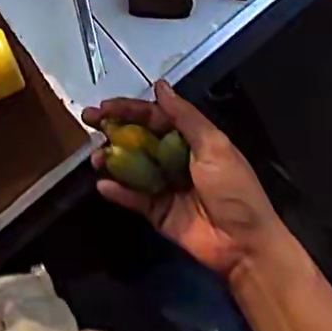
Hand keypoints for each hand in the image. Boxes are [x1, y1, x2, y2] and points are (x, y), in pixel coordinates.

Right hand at [83, 80, 286, 278]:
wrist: (244, 244)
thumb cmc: (233, 188)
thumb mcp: (214, 146)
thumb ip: (184, 116)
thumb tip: (160, 86)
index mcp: (189, 138)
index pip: (154, 116)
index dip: (130, 108)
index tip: (105, 106)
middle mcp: (172, 157)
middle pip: (137, 137)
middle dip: (112, 127)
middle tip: (87, 120)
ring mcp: (162, 184)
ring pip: (130, 165)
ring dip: (111, 158)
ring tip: (95, 156)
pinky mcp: (156, 211)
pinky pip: (132, 197)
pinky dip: (117, 190)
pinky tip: (103, 183)